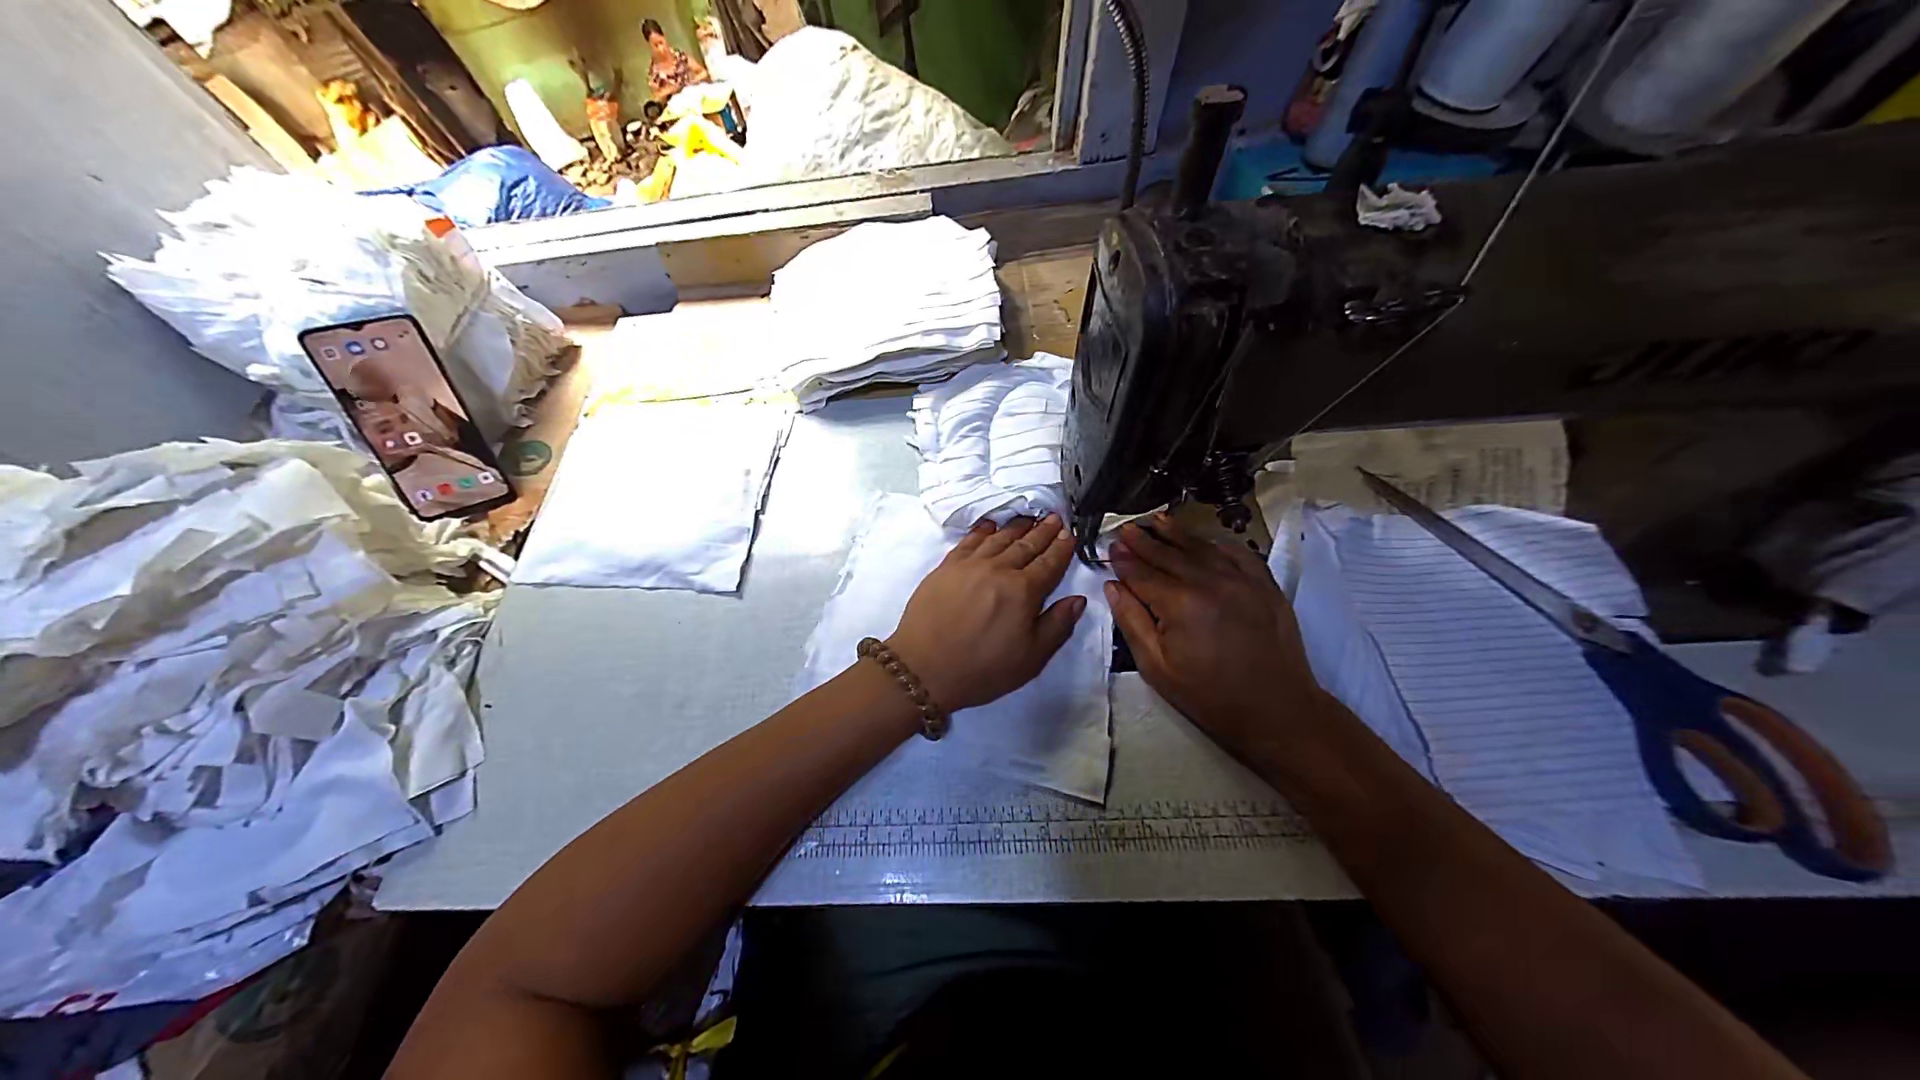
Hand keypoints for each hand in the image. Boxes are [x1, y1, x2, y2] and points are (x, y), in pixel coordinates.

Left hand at [887, 515, 1087, 712]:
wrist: (924, 668)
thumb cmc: (982, 669)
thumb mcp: (1031, 658)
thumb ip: (1057, 625)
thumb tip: (1077, 600)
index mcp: (1023, 591)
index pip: (1049, 563)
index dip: (1061, 548)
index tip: (1070, 534)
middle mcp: (998, 570)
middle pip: (1025, 545)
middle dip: (1043, 531)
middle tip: (1054, 518)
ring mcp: (969, 565)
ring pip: (999, 539)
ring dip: (1016, 527)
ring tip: (1028, 518)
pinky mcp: (946, 568)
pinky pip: (969, 542)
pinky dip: (982, 531)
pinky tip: (990, 526)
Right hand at [1106, 513, 1325, 752]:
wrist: (1276, 709)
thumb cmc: (1209, 695)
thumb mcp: (1157, 667)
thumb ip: (1132, 622)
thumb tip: (1113, 587)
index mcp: (1180, 604)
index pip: (1142, 573)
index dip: (1124, 560)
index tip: (1111, 546)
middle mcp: (1210, 582)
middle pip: (1169, 554)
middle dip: (1144, 541)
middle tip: (1127, 529)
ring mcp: (1242, 579)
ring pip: (1201, 547)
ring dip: (1176, 534)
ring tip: (1156, 521)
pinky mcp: (1264, 584)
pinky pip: (1236, 553)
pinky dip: (1215, 543)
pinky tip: (1202, 540)